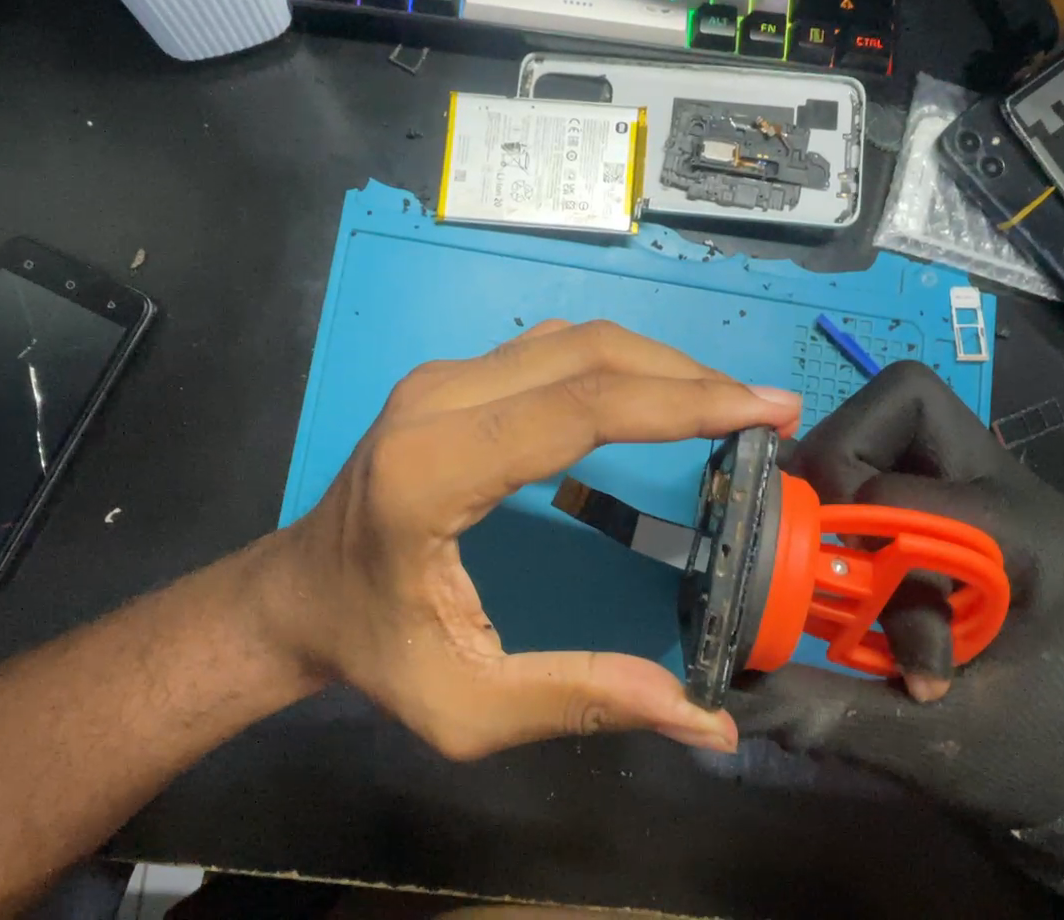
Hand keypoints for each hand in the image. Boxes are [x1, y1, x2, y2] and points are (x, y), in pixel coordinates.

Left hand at [251, 320, 802, 759]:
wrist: (295, 594)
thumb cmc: (373, 650)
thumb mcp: (467, 705)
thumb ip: (583, 700)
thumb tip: (703, 721)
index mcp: (434, 471)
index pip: (579, 410)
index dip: (681, 403)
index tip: (765, 410)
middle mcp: (435, 401)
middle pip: (587, 356)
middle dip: (689, 377)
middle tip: (767, 409)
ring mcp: (438, 380)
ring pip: (572, 342)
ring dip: (658, 364)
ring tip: (728, 403)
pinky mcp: (448, 380)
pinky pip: (550, 352)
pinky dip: (618, 365)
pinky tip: (659, 395)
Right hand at [728, 361, 1063, 830]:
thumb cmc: (1034, 760)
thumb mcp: (934, 748)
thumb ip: (829, 711)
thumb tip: (720, 695)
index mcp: (1045, 546)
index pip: (918, 494)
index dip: (858, 538)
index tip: (845, 611)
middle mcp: (1023, 491)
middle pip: (908, 401)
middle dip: (842, 460)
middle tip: (823, 533)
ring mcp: (1001, 483)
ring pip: (899, 411)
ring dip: (844, 465)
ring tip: (833, 538)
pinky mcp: (975, 492)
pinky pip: (898, 447)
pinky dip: (856, 479)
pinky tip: (851, 542)